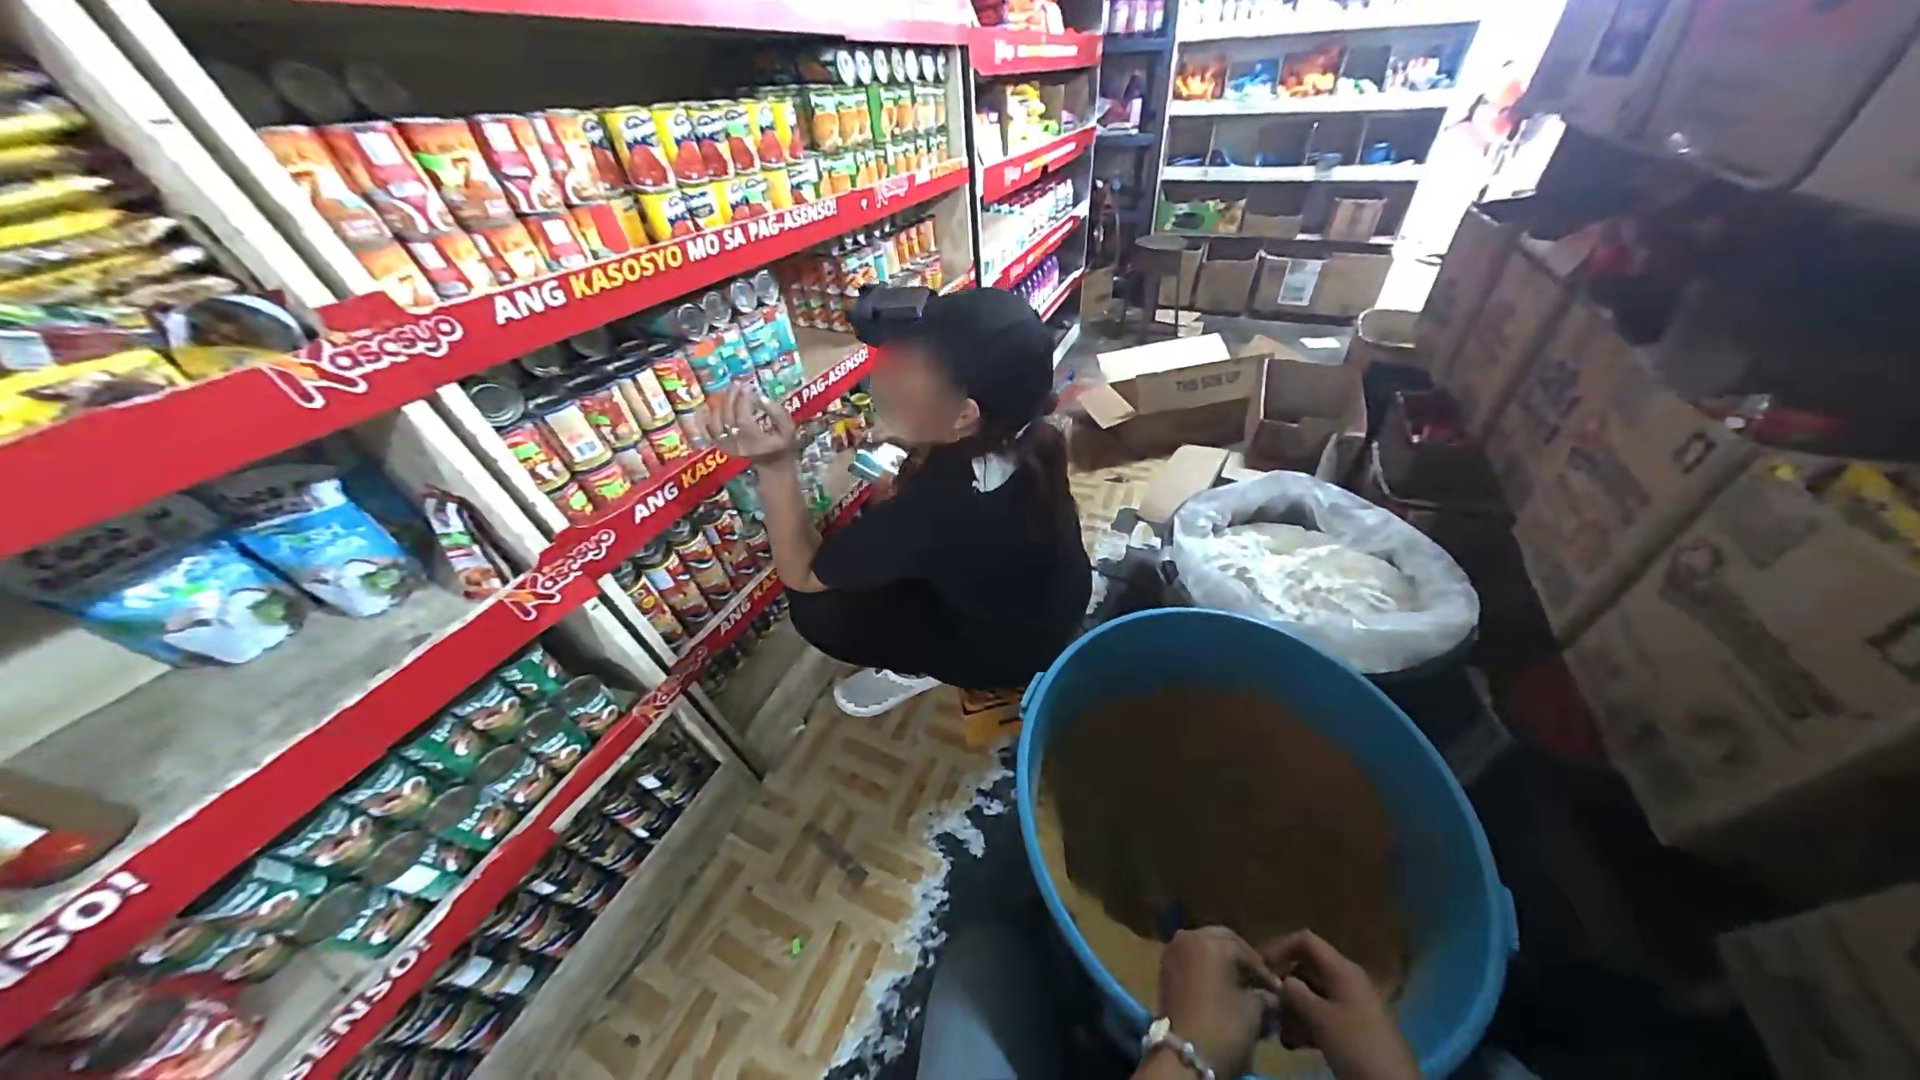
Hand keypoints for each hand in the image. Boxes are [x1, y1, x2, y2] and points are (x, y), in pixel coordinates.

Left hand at [701, 385, 796, 462]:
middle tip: (737, 384)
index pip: (743, 418)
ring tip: (728, 392)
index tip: (749, 387)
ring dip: (720, 404)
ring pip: (716, 422)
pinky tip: (704, 407)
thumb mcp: (788, 429)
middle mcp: (738, 444)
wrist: (773, 465)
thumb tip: (761, 397)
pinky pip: (707, 432)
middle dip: (732, 397)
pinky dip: (703, 419)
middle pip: (728, 417)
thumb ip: (778, 413)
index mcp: (755, 441)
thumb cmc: (783, 445)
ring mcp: (727, 446)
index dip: (744, 401)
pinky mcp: (722, 445)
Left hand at [1155, 927, 1282, 1079]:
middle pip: (1222, 942)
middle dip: (1242, 961)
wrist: (1183, 1052)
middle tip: (1259, 985)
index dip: (1263, 972)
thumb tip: (1271, 997)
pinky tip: (1220, 991)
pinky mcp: (1164, 968)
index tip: (1278, 991)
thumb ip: (1264, 997)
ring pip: (1204, 950)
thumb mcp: (1253, 1011)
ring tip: (1241, 989)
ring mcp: (1173, 951)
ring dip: (1222, 965)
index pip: (1245, 951)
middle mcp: (1189, 936)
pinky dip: (1206, 970)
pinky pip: (1191, 960)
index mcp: (1212, 940)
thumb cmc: (1223, 1025)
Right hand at [1261, 931, 1418, 1079]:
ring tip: (1282, 1033)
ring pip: (1314, 996)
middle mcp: (1348, 981)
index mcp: (1343, 970)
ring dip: (1294, 1010)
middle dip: (1285, 985)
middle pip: (1307, 969)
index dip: (1280, 948)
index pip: (1305, 941)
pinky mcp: (1357, 1031)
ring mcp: (1355, 1007)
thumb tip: (1282, 981)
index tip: (1262, 970)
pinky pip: (1324, 1016)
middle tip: (1269, 1005)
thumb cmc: (1356, 1046)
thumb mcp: (1320, 1018)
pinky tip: (1296, 1044)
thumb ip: (1296, 993)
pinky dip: (1307, 1025)